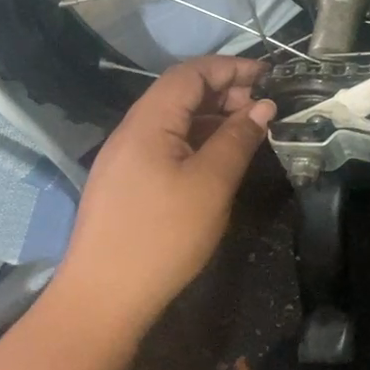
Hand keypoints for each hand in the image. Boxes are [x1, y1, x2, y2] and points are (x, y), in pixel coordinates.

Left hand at [51, 56, 274, 333]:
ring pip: (174, 119)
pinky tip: (219, 159)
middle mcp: (131, 133)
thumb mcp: (211, 184)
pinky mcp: (126, 184)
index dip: (231, 67)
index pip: (190, 73)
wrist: (100, 302)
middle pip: (179, 92)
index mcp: (148, 124)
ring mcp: (124, 159)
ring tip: (248, 133)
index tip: (269, 77)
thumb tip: (263, 106)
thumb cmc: (161, 236)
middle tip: (262, 110)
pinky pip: (166, 143)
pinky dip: (198, 139)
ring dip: (213, 116)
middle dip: (224, 90)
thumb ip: (238, 138)